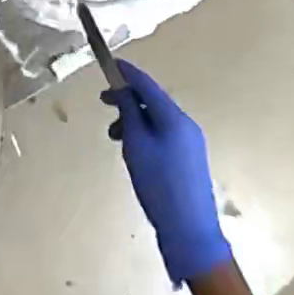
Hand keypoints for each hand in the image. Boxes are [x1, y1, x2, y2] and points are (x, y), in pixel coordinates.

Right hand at [102, 59, 229, 284]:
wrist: (190, 231)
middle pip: (152, 100)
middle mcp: (185, 124)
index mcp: (173, 117)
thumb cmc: (158, 183)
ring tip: (114, 136)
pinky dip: (144, 132)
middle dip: (127, 98)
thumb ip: (129, 111)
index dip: (127, 72)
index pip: (147, 84)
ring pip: (156, 117)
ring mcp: (190, 141)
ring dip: (133, 119)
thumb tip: (124, 88)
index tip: (109, 62)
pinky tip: (132, 148)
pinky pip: (163, 132)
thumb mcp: (136, 143)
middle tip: (103, 101)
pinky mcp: (189, 157)